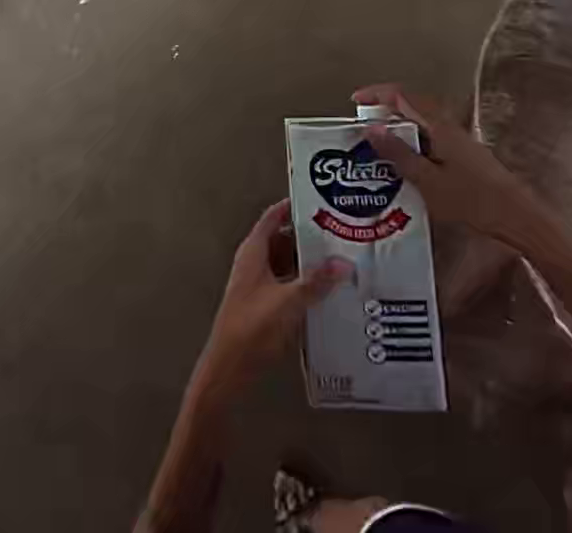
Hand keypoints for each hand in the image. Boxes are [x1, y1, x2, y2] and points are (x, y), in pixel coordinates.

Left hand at [197, 201, 349, 389]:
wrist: (227, 371)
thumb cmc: (251, 328)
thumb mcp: (288, 301)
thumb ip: (316, 281)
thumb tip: (344, 263)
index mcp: (253, 252)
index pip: (273, 217)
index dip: (293, 206)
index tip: (319, 200)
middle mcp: (254, 264)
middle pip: (283, 239)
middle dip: (308, 235)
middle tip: (338, 230)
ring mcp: (258, 285)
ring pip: (287, 263)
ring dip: (308, 260)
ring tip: (339, 256)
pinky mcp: (265, 305)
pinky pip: (288, 283)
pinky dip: (305, 281)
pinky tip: (327, 288)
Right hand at [352, 84, 555, 249]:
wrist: (515, 216)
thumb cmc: (470, 199)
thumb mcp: (427, 180)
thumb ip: (399, 154)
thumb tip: (371, 128)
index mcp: (439, 125)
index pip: (403, 96)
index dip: (377, 93)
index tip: (354, 100)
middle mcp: (449, 125)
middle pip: (413, 104)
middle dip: (385, 107)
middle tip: (361, 123)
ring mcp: (458, 139)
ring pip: (422, 121)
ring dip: (398, 124)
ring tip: (375, 142)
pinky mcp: (463, 153)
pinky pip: (430, 136)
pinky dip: (411, 139)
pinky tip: (403, 161)